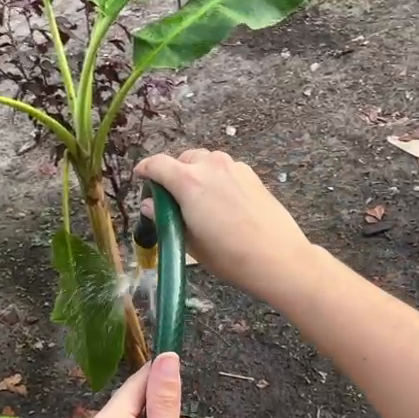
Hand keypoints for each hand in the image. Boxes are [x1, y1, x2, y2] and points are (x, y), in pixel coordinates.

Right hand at [135, 149, 313, 302]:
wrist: (277, 258)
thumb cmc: (230, 256)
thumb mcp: (190, 242)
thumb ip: (166, 218)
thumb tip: (151, 206)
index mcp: (189, 182)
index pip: (158, 164)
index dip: (146, 169)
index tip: (141, 176)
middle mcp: (211, 166)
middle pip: (182, 159)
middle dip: (173, 173)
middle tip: (171, 198)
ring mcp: (234, 167)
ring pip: (206, 161)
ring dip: (195, 173)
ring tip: (197, 200)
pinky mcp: (251, 175)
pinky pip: (225, 169)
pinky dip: (216, 179)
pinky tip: (221, 203)